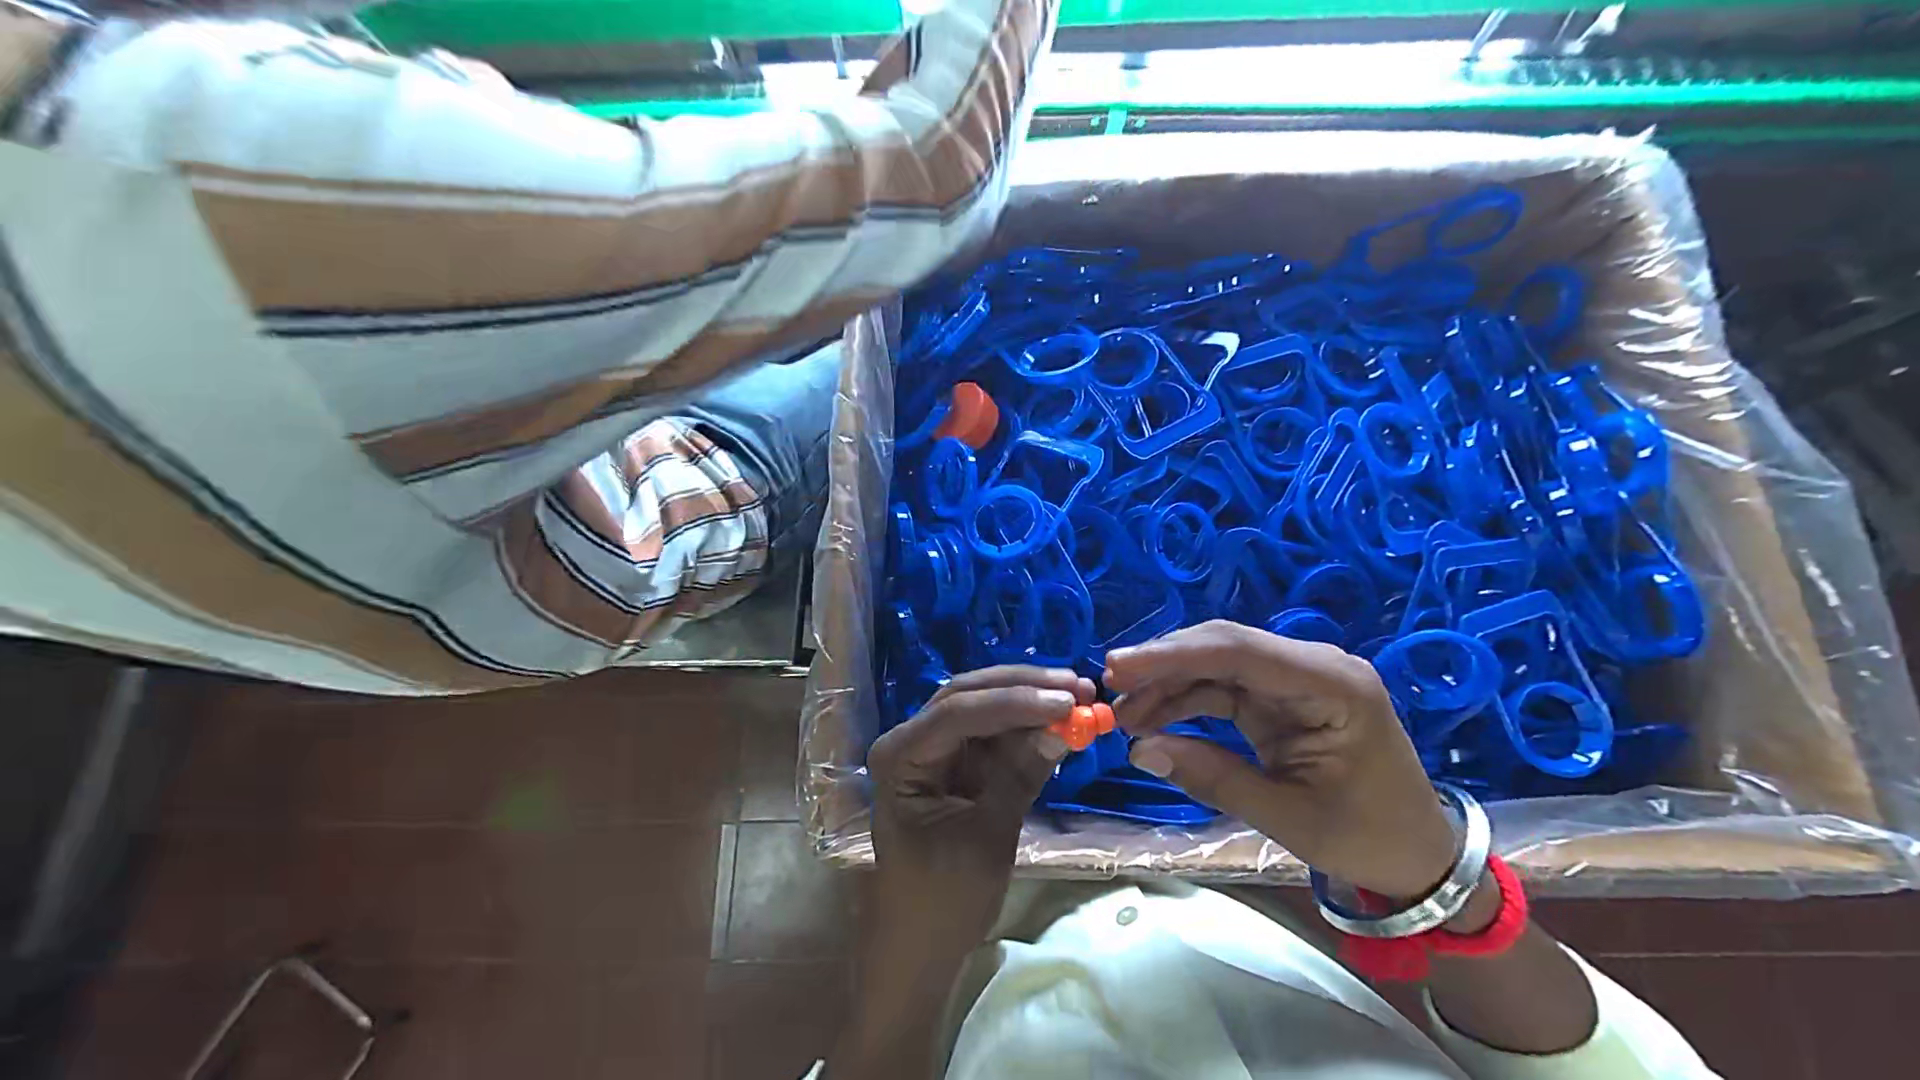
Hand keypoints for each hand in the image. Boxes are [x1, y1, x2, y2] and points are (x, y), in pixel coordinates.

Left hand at [867, 665, 1090, 950]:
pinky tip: (1062, 718)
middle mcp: (912, 740)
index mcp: (900, 757)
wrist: (922, 941)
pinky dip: (1029, 724)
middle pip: (968, 695)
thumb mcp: (986, 839)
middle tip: (1079, 687)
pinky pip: (995, 731)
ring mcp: (935, 747)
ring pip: (985, 705)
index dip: (1013, 702)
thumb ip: (1019, 777)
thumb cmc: (942, 899)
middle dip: (1024, 688)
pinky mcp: (958, 760)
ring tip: (1081, 696)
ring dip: (1031, 699)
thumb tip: (1064, 727)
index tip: (1067, 702)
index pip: (956, 713)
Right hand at [1106, 620, 1457, 899]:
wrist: (1415, 854)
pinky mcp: (1278, 697)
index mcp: (1333, 685)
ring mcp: (1294, 679)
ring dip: (1167, 685)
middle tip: (1110, 685)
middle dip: (1163, 664)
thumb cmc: (1366, 837)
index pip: (1240, 652)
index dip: (1174, 654)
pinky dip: (1184, 701)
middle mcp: (1312, 667)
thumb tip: (1138, 749)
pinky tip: (1151, 718)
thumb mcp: (1287, 816)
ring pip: (1215, 665)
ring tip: (1123, 713)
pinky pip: (1221, 688)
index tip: (1120, 667)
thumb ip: (1212, 777)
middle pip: (1223, 647)